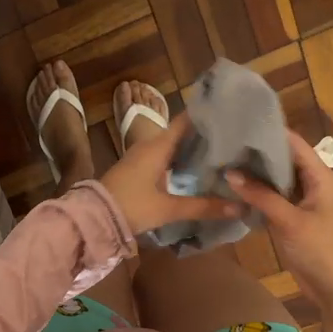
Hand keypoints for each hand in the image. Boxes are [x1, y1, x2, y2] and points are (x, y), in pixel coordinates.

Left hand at [98, 114, 243, 235]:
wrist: (92, 218)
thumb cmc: (130, 206)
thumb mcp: (168, 208)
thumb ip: (204, 207)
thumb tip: (240, 207)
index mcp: (158, 145)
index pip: (187, 120)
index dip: (209, 115)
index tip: (234, 114)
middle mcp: (150, 145)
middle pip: (183, 134)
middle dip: (207, 136)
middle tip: (237, 139)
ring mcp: (142, 157)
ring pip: (174, 147)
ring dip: (194, 150)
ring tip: (224, 155)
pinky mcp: (138, 170)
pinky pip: (165, 159)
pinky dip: (182, 162)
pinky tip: (197, 172)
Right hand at [224, 132, 332, 301]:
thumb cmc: (321, 251)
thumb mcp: (289, 221)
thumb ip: (261, 196)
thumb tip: (230, 173)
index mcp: (322, 177)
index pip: (294, 144)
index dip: (270, 132)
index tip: (240, 125)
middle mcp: (315, 184)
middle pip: (285, 160)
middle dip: (258, 154)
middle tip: (225, 144)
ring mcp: (306, 202)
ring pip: (278, 181)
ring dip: (257, 175)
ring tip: (225, 162)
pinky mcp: (296, 218)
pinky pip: (276, 199)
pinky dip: (259, 195)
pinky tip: (235, 191)